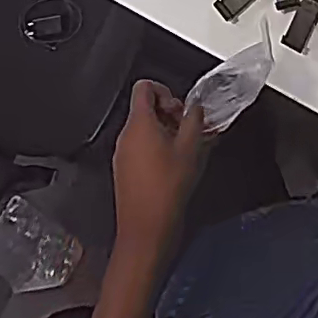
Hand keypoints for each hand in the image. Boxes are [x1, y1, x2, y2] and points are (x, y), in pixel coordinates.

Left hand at [111, 80, 205, 251]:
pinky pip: (139, 146)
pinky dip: (156, 146)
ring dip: (164, 129)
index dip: (164, 89)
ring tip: (183, 147)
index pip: (144, 87)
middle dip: (169, 112)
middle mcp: (125, 136)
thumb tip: (195, 109)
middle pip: (145, 107)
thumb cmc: (167, 186)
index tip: (179, 108)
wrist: (146, 230)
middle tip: (186, 128)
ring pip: (144, 127)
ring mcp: (122, 154)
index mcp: (139, 124)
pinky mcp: (124, 170)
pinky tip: (173, 164)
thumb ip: (195, 119)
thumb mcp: (191, 146)